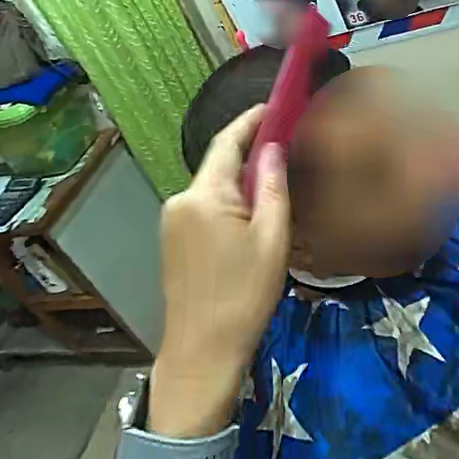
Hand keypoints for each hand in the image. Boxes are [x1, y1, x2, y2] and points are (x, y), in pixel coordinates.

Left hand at [153, 104, 289, 435]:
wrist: (203, 353)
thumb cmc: (244, 295)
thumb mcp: (272, 238)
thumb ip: (272, 186)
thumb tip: (273, 147)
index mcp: (204, 196)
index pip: (226, 142)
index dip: (250, 120)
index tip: (275, 106)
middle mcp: (180, 200)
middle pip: (218, 163)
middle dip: (250, 150)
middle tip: (286, 144)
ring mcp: (172, 221)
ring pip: (213, 186)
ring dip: (241, 178)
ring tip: (275, 179)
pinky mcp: (172, 240)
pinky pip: (205, 205)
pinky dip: (229, 199)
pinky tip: (252, 211)